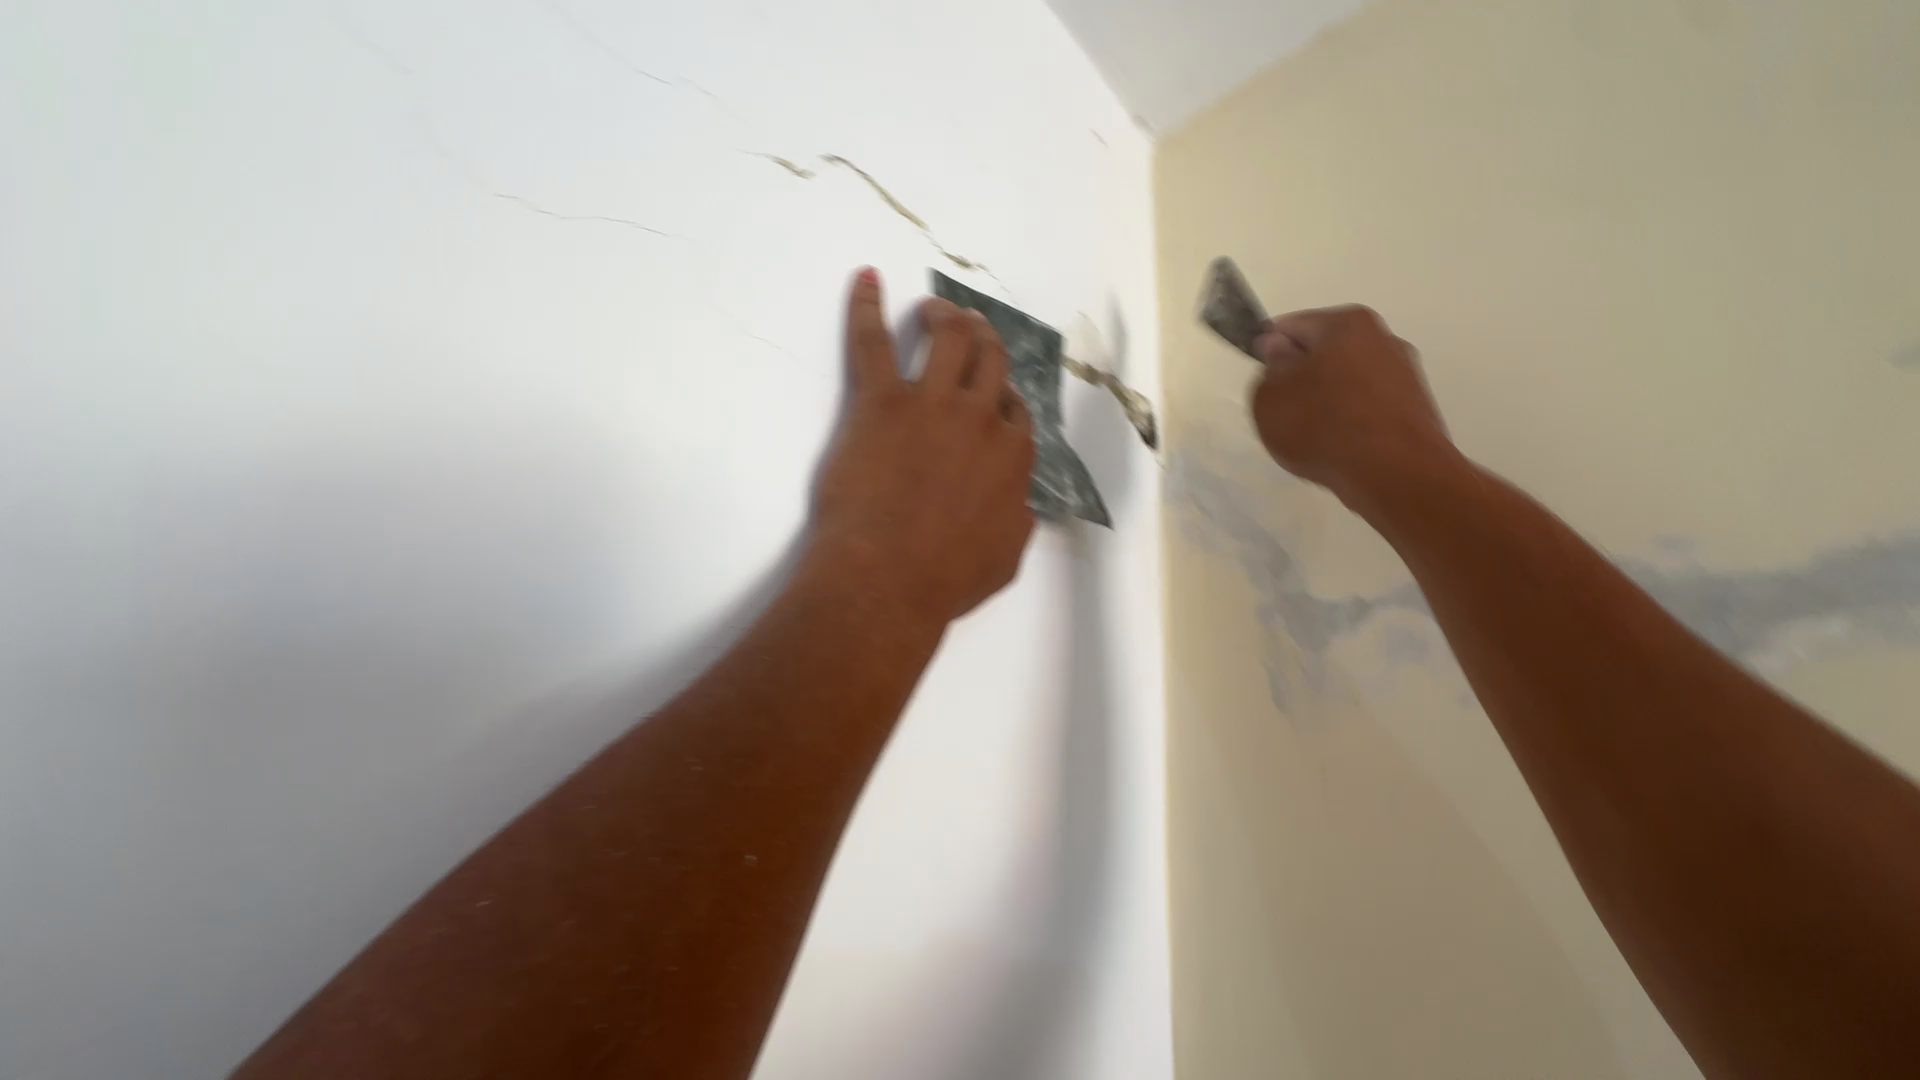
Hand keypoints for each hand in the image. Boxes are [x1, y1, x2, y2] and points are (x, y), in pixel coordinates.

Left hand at [808, 268, 1036, 626]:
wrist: (887, 581)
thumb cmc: (945, 580)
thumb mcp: (1005, 558)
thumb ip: (1017, 521)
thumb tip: (1022, 505)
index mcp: (1013, 456)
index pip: (1016, 410)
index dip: (1002, 398)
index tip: (989, 397)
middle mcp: (980, 418)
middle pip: (990, 361)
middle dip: (984, 340)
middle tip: (969, 330)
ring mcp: (931, 404)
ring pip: (948, 338)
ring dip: (944, 316)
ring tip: (933, 308)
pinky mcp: (879, 402)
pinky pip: (872, 341)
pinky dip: (866, 307)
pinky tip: (866, 279)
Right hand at [1249, 305, 1457, 510]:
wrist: (1395, 475)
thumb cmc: (1323, 426)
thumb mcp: (1270, 397)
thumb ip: (1270, 368)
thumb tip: (1280, 351)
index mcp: (1346, 324)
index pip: (1291, 326)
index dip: (1267, 349)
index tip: (1259, 379)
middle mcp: (1383, 338)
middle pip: (1324, 352)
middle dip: (1300, 376)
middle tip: (1280, 412)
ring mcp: (1404, 374)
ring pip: (1346, 381)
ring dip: (1325, 401)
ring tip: (1310, 436)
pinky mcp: (1414, 409)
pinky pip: (1366, 408)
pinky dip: (1349, 422)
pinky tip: (1337, 447)